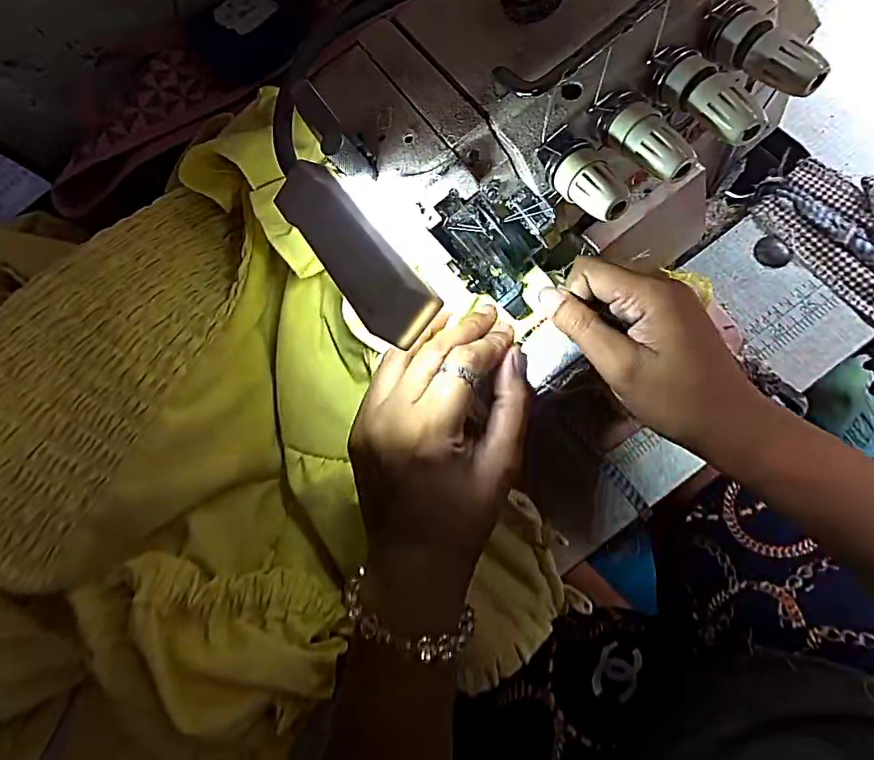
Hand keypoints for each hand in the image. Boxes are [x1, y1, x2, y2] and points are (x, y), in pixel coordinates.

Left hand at [348, 304, 529, 629]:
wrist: (411, 561)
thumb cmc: (465, 518)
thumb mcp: (502, 464)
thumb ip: (512, 404)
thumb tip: (515, 354)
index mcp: (427, 430)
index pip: (461, 364)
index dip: (489, 343)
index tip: (510, 331)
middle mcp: (389, 416)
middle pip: (430, 351)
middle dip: (464, 327)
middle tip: (491, 313)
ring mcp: (366, 418)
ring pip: (401, 354)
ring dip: (433, 332)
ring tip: (462, 316)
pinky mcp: (358, 423)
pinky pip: (384, 372)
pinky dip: (410, 352)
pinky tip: (432, 342)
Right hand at [537, 258, 769, 451]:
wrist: (732, 423)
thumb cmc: (677, 401)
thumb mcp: (619, 367)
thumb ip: (580, 327)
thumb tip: (545, 295)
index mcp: (649, 291)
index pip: (587, 270)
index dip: (572, 299)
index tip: (578, 337)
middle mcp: (662, 283)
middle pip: (602, 277)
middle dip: (588, 310)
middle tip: (598, 351)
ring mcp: (672, 295)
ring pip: (616, 292)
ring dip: (605, 319)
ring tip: (617, 355)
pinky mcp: (677, 310)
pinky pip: (635, 304)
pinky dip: (623, 324)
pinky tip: (633, 353)